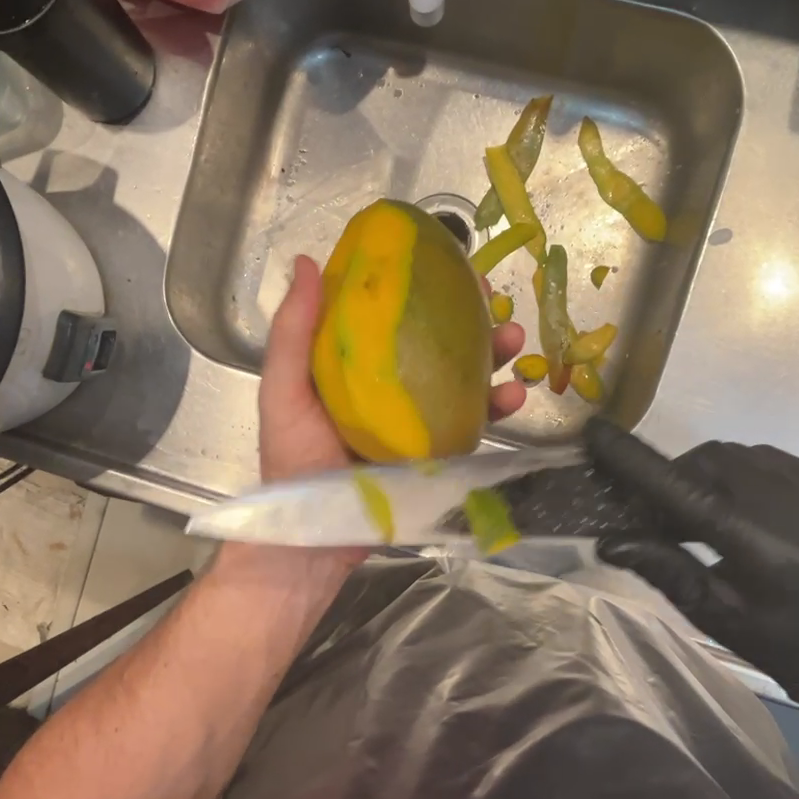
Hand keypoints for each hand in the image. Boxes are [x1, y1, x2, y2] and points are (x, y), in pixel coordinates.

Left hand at [259, 255, 526, 484]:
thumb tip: (307, 263)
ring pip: (462, 376)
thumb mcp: (284, 392)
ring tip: (513, 337)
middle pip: (434, 340)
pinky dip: (498, 406)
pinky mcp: (436, 450)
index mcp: (352, 364)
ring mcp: (415, 418)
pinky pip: (472, 422)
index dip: (418, 285)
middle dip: (468, 316)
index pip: (389, 313)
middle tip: (492, 296)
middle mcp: (387, 384)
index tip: (444, 262)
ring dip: (493, 354)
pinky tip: (513, 395)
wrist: (314, 537)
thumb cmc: (291, 462)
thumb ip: (292, 334)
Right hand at [584, 418, 798, 760]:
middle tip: (660, 519)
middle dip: (674, 478)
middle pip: (708, 461)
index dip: (636, 461)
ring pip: (738, 455)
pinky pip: (771, 460)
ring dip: (707, 476)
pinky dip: (743, 477)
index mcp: (762, 546)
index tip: (597, 432)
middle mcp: (794, 503)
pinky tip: (746, 511)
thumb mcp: (716, 615)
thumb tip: (608, 540)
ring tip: (704, 518)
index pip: (683, 490)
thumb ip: (664, 568)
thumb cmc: (784, 646)